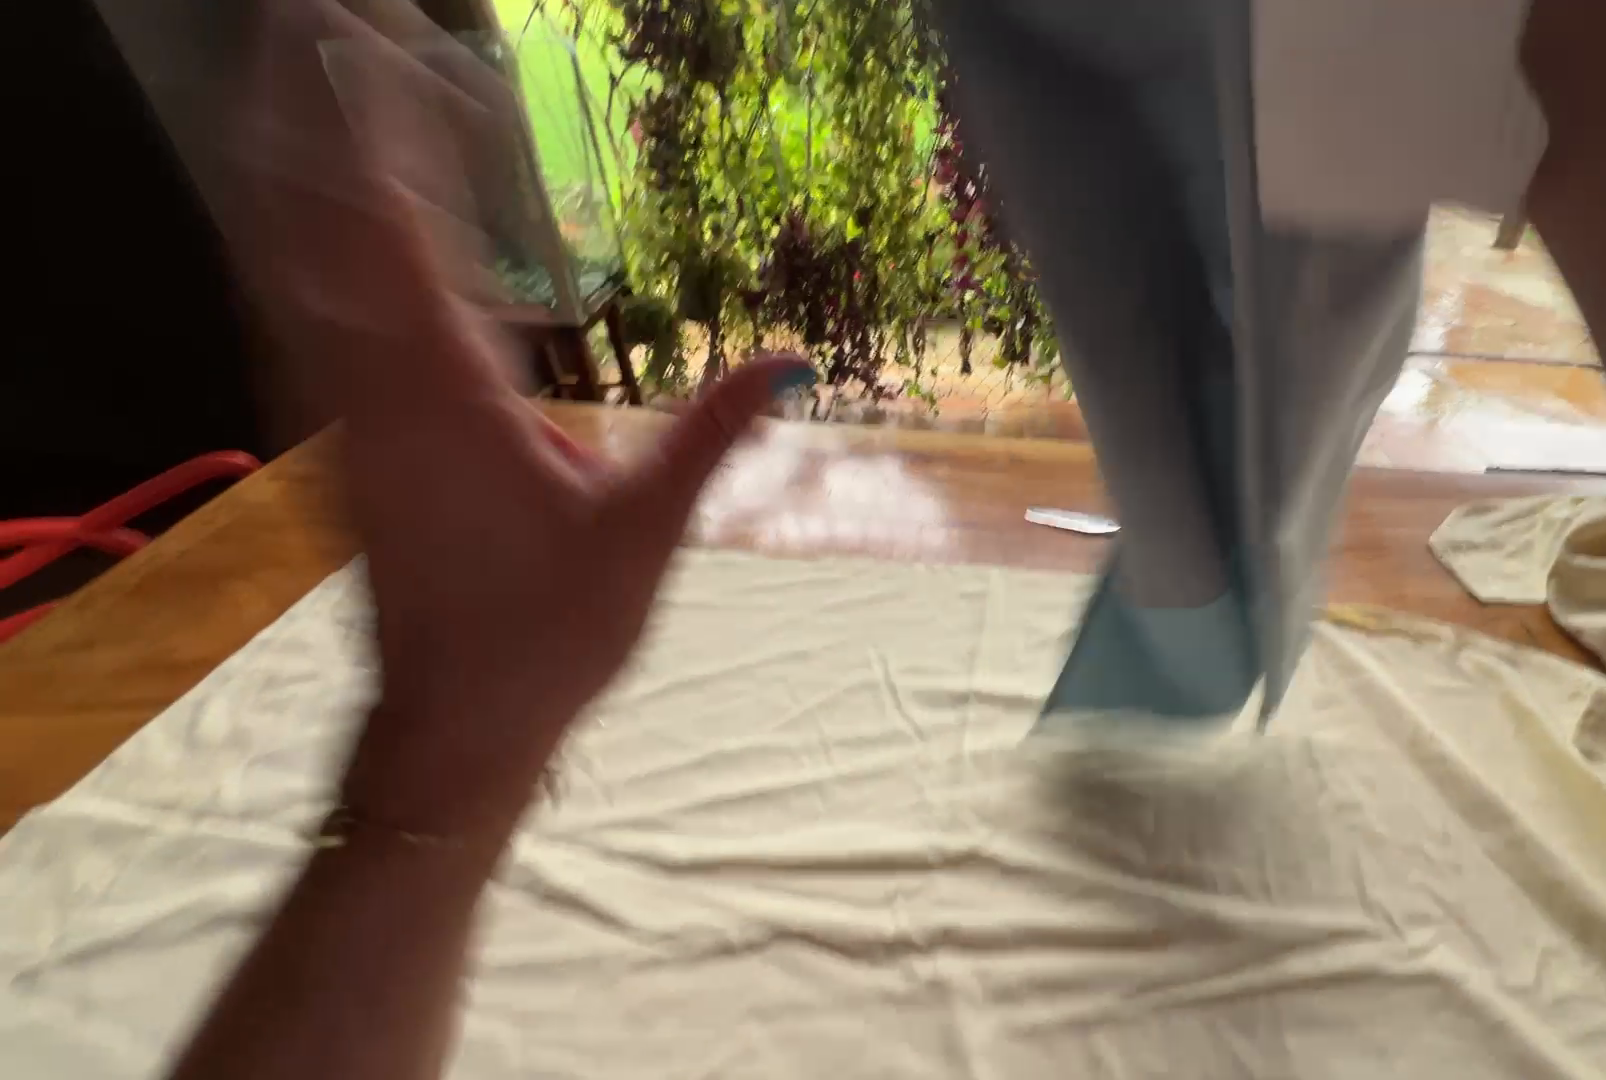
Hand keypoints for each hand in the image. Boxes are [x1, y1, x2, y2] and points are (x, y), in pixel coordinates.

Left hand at [223, 1, 812, 841]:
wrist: (459, 721)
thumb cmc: (556, 630)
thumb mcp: (649, 527)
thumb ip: (713, 432)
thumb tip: (791, 362)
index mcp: (448, 403)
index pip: (402, 237)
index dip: (383, 135)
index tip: (374, 49)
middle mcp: (369, 397)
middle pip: (309, 232)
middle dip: (311, 126)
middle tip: (324, 31)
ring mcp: (337, 427)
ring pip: (283, 275)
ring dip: (289, 182)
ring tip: (302, 104)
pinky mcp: (339, 455)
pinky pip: (296, 330)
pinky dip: (292, 259)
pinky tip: (302, 239)